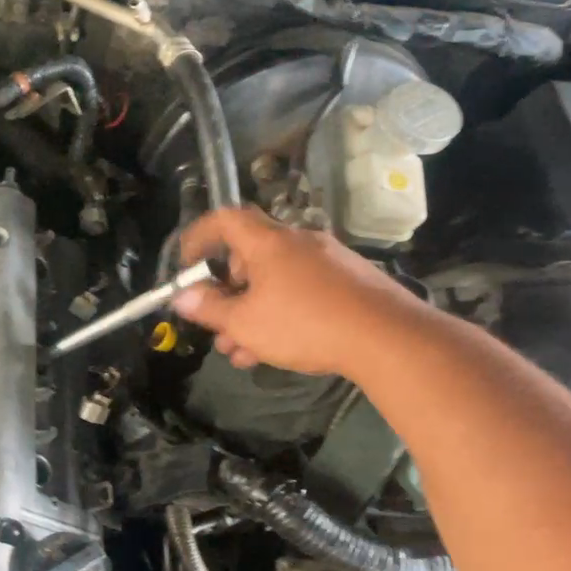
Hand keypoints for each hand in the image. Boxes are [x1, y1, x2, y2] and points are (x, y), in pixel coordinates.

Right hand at [171, 206, 427, 377]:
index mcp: (269, 243)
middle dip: (225, 292)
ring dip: (249, 312)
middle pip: (248, 257)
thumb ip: (209, 309)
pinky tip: (272, 350)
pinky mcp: (347, 283)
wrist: (387, 337)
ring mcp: (327, 262)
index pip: (225, 219)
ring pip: (273, 282)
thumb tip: (183, 296)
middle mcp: (298, 243)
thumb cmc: (304, 324)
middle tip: (215, 323)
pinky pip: (300, 292)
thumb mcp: (244, 323)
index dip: (199, 236)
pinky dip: (278, 314)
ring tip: (239, 350)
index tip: (187, 265)